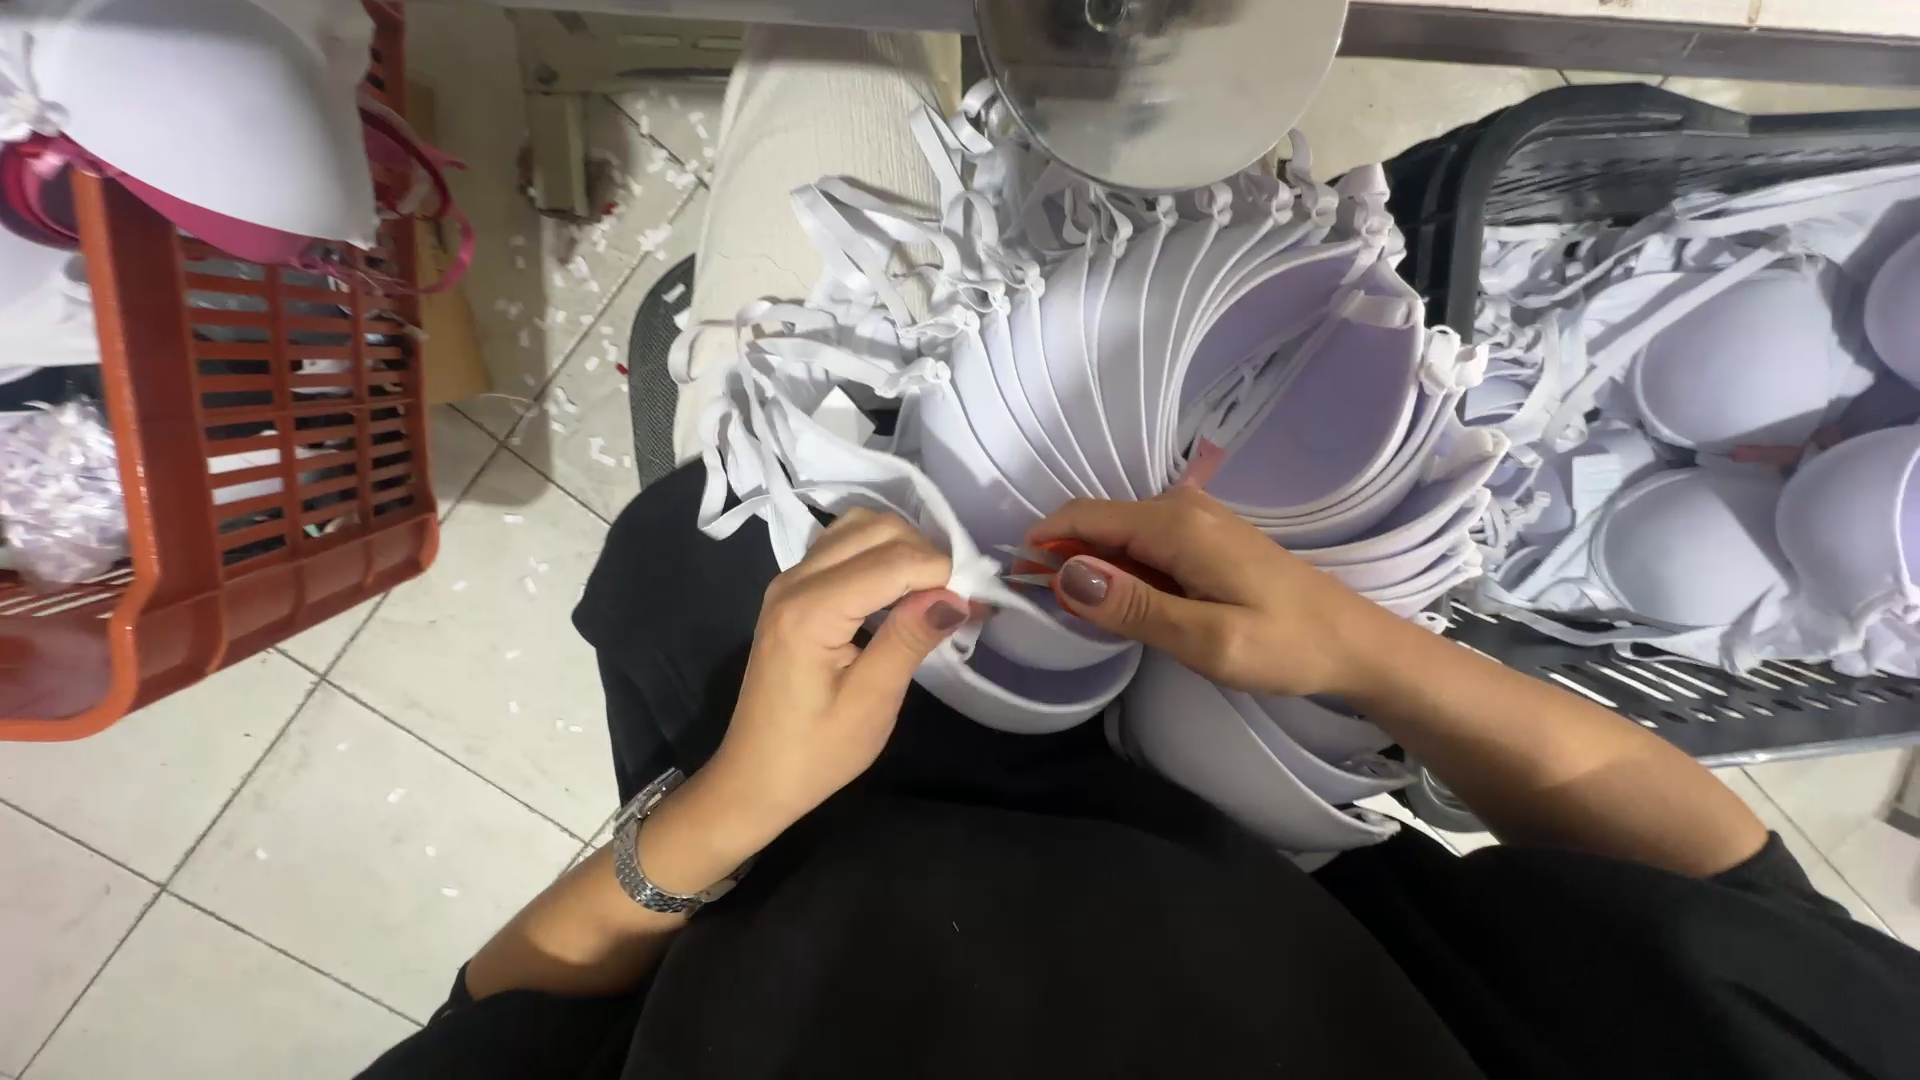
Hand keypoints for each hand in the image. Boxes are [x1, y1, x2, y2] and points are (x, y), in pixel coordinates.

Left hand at [703, 508, 968, 842]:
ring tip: (930, 591)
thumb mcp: (872, 703)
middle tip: (954, 599)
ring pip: (859, 525)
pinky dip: (879, 551)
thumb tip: (958, 595)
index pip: (894, 559)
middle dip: (925, 553)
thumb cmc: (816, 752)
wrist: (756, 776)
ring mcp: (789, 579)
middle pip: (877, 528)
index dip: (942, 573)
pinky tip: (898, 588)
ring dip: (902, 546)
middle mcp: (795, 580)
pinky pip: (843, 544)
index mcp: (811, 610)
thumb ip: (910, 639)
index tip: (974, 604)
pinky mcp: (794, 588)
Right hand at [1027, 487, 1395, 697]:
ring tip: (1085, 618)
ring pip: (1116, 535)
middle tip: (1046, 611)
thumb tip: (1064, 575)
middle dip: (1061, 560)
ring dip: (1090, 570)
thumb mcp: (1207, 639)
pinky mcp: (1201, 537)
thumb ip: (1134, 607)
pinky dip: (1119, 572)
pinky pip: (1140, 545)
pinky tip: (1126, 607)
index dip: (1041, 545)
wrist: (1353, 643)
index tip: (1014, 582)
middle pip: (1095, 523)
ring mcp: (1192, 520)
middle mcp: (1179, 508)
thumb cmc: (1286, 645)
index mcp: (1175, 525)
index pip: (1082, 517)